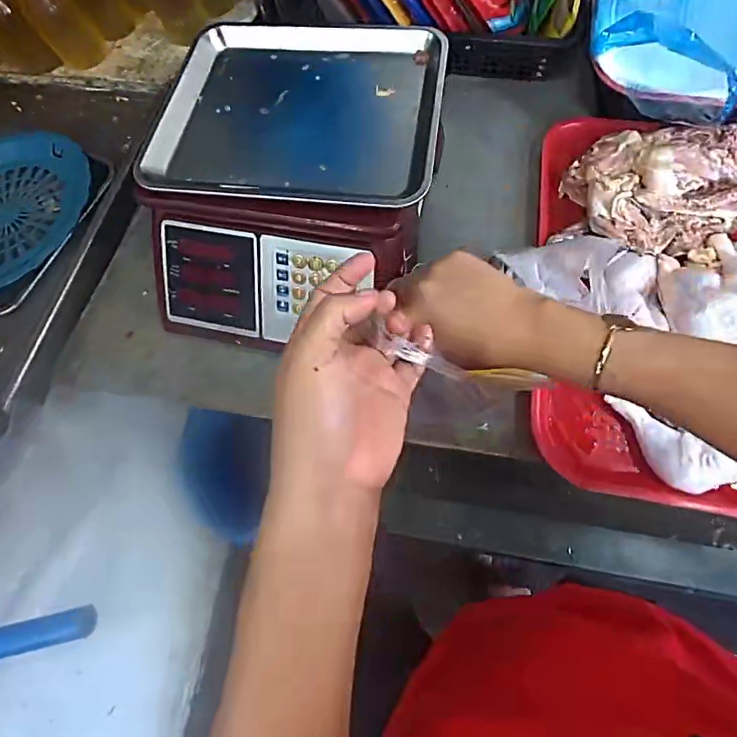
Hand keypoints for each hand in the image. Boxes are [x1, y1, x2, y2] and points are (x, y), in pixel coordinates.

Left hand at [270, 253, 430, 496]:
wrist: (335, 477)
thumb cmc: (315, 416)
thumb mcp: (310, 357)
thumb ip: (336, 316)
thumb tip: (372, 295)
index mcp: (313, 346)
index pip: (327, 300)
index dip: (345, 277)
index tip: (369, 259)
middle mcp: (341, 356)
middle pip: (362, 314)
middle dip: (378, 299)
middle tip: (393, 298)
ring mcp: (370, 374)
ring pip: (389, 333)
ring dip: (400, 320)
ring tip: (406, 322)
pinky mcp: (395, 392)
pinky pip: (411, 359)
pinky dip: (420, 344)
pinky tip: (426, 335)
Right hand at [389, 251, 559, 370]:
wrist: (521, 324)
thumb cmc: (482, 348)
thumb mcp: (441, 350)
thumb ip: (419, 335)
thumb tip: (414, 327)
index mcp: (414, 306)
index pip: (389, 310)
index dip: (396, 318)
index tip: (405, 325)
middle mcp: (423, 279)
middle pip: (404, 287)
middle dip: (411, 299)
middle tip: (427, 312)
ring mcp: (443, 263)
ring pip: (425, 275)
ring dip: (431, 286)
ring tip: (450, 299)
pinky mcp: (462, 256)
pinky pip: (445, 266)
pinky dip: (449, 276)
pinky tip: (465, 288)